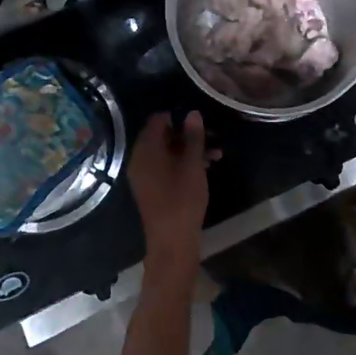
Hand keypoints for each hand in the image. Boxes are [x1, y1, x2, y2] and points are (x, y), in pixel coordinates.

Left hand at [128, 112, 216, 271]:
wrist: (172, 240)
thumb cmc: (183, 199)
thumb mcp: (193, 165)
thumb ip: (193, 137)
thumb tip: (193, 113)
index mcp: (146, 151)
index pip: (156, 121)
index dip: (177, 117)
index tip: (199, 123)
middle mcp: (139, 160)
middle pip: (161, 136)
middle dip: (187, 135)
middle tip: (211, 138)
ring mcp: (143, 175)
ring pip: (166, 152)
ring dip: (189, 150)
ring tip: (216, 154)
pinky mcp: (150, 188)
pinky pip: (164, 166)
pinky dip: (182, 163)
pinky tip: (205, 167)